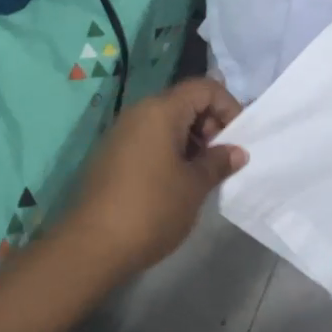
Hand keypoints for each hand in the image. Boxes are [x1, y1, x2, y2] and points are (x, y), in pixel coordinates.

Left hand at [57, 78, 246, 275]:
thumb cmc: (151, 208)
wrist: (93, 244)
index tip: (238, 139)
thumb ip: (218, 162)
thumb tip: (237, 151)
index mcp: (161, 109)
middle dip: (210, 124)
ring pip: (167, 121)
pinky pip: (150, 138)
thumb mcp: (193, 186)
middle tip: (221, 160)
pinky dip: (170, 150)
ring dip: (191, 140)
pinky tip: (176, 182)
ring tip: (202, 175)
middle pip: (185, 102)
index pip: (204, 87)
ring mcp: (123, 131)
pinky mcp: (113, 152)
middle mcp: (140, 111)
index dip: (228, 107)